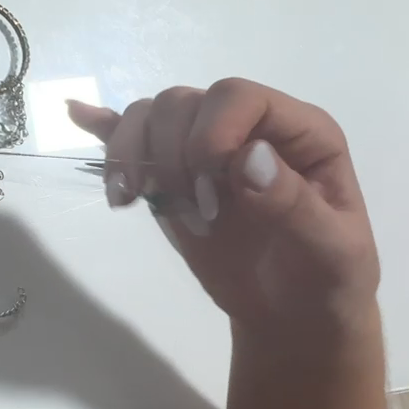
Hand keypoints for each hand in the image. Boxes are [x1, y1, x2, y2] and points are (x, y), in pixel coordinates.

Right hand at [67, 79, 379, 328]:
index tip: (210, 189)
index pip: (237, 97)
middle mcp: (245, 127)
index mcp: (297, 132)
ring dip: (131, 158)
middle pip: (180, 103)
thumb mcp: (331, 250)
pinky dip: (103, 128)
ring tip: (138, 201)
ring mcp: (200, 148)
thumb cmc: (323, 280)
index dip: (212, 132)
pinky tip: (77, 116)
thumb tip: (246, 158)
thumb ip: (293, 204)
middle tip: (191, 212)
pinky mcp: (166, 174)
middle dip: (170, 157)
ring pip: (147, 118)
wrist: (290, 312)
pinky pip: (128, 135)